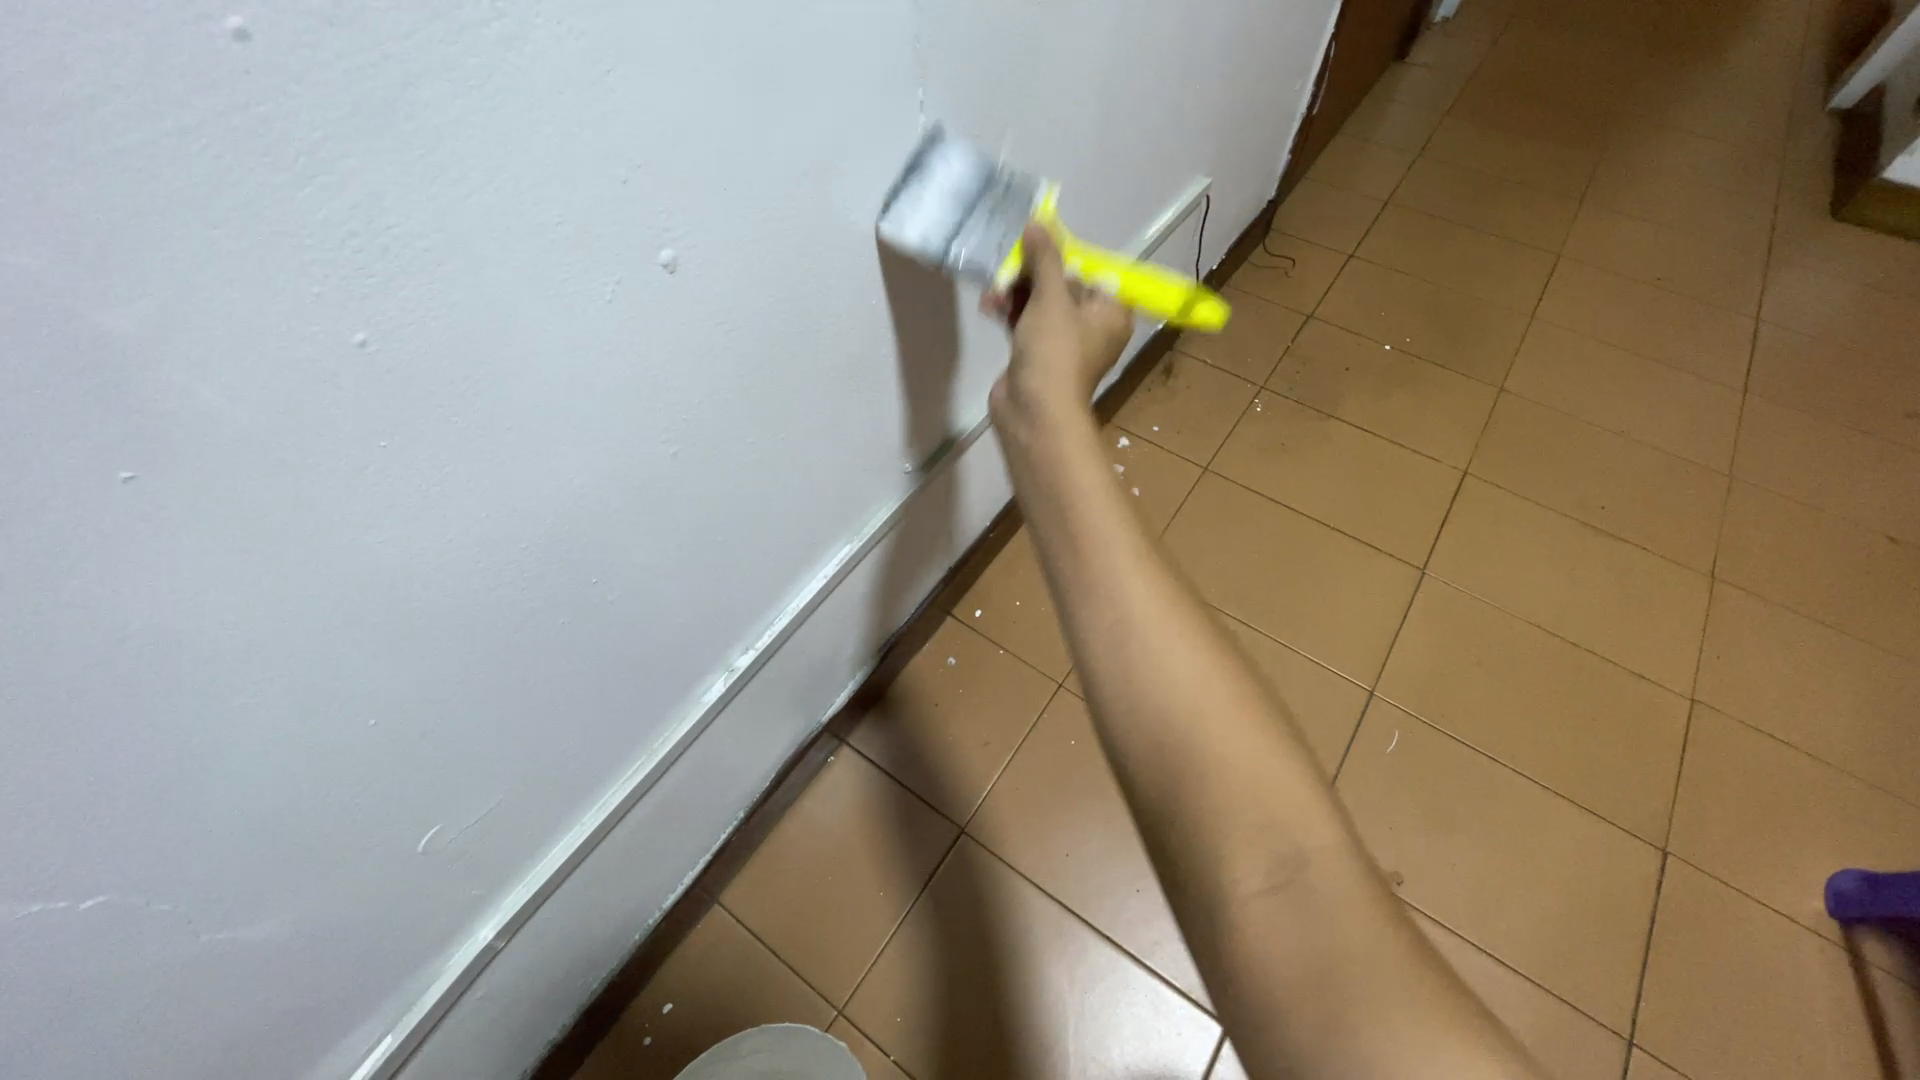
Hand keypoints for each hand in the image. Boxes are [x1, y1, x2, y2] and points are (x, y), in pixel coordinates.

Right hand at [983, 225, 1133, 430]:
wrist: (1033, 410)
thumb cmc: (1055, 351)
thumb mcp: (1052, 297)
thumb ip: (1044, 258)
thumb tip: (1037, 222)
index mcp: (1110, 313)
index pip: (1092, 273)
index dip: (1064, 259)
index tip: (1037, 246)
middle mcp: (1092, 328)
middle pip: (1062, 287)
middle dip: (1031, 275)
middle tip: (1008, 265)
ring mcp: (1063, 344)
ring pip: (1040, 305)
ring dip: (1015, 293)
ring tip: (993, 289)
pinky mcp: (1037, 357)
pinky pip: (1025, 323)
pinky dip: (1010, 312)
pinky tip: (989, 304)